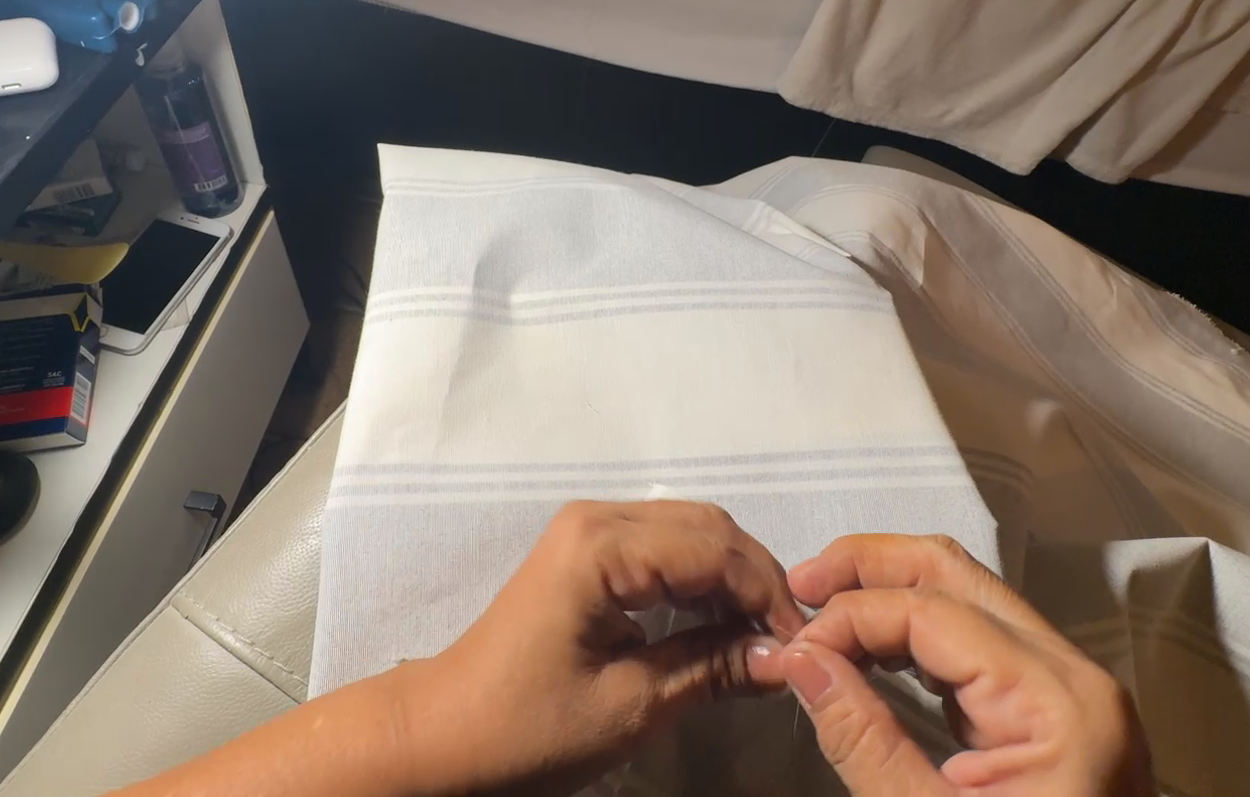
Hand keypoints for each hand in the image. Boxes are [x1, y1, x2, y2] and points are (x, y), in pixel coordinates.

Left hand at [400, 501, 807, 795]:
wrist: (445, 733)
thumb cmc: (529, 727)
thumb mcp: (631, 706)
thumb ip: (712, 668)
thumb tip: (786, 657)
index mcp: (602, 545)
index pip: (712, 548)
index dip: (765, 593)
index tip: (804, 645)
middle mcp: (598, 516)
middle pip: (705, 526)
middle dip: (754, 577)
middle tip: (787, 639)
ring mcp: (590, 526)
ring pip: (688, 529)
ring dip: (730, 575)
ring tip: (760, 633)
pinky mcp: (588, 546)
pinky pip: (662, 544)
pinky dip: (699, 576)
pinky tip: (717, 618)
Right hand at [779, 535, 1152, 795]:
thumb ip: (860, 737)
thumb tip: (797, 657)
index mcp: (1055, 702)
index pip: (928, 610)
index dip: (850, 616)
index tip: (796, 650)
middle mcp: (1070, 670)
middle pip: (952, 571)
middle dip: (867, 567)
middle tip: (802, 584)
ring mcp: (1066, 682)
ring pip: (962, 588)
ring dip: (886, 588)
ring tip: (824, 605)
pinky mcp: (1049, 701)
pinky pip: (972, 629)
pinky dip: (912, 622)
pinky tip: (870, 642)